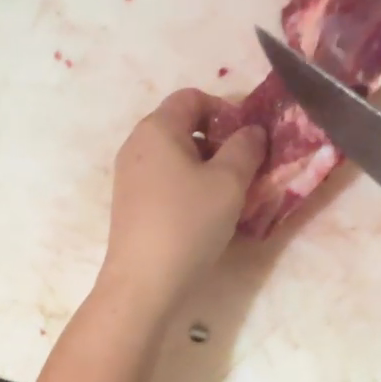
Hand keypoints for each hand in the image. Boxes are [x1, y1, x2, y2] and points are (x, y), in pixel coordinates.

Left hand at [95, 89, 265, 318]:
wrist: (144, 284)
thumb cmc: (188, 224)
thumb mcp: (229, 182)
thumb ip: (246, 148)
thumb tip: (251, 132)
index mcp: (157, 128)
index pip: (193, 97)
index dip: (225, 110)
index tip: (248, 140)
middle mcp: (136, 146)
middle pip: (182, 127)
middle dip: (217, 142)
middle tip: (244, 170)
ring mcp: (129, 178)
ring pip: (174, 159)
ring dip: (205, 170)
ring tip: (228, 197)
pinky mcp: (130, 207)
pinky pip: (164, 184)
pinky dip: (187, 190)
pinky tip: (204, 217)